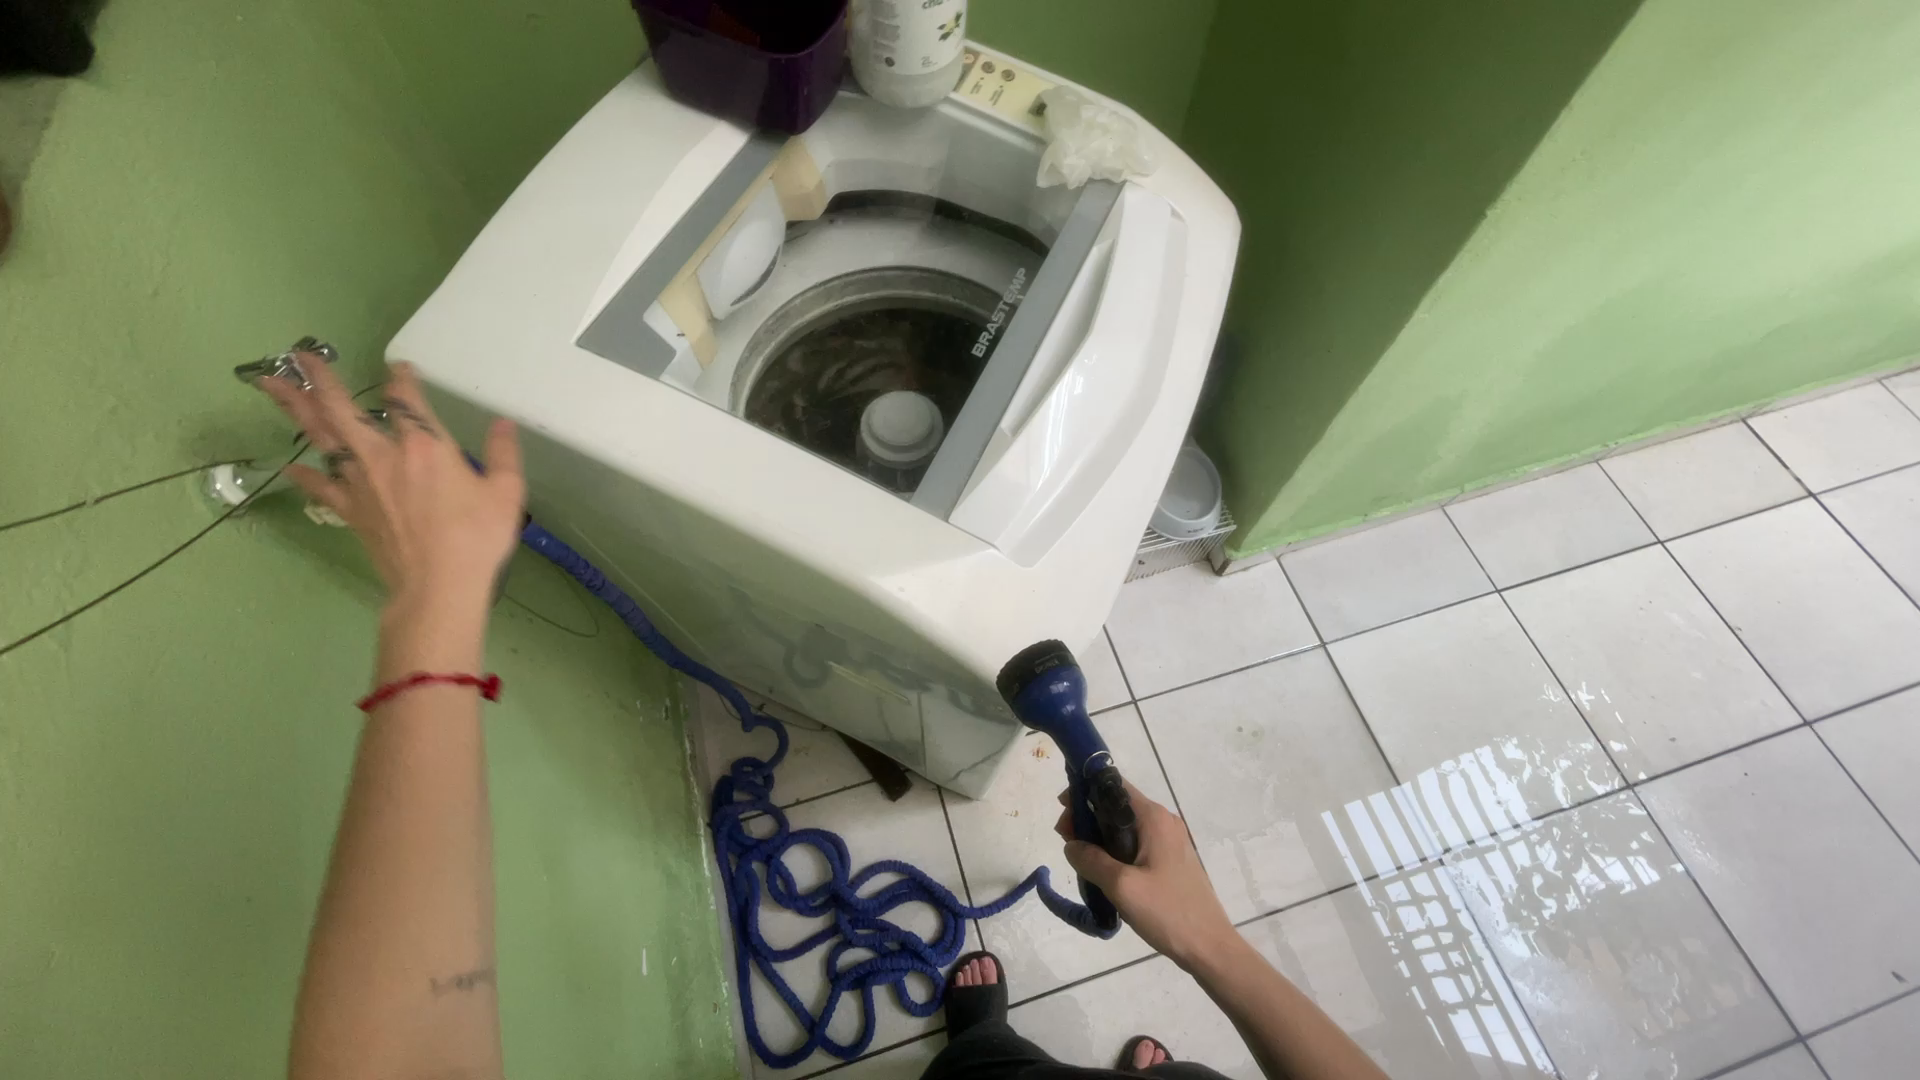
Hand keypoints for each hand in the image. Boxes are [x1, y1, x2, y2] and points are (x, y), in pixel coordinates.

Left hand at [259, 354, 524, 619]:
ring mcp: (360, 482)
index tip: (399, 366)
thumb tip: (502, 423)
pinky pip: (320, 486)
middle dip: (320, 380)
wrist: (438, 584)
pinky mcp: (349, 509)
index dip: (402, 378)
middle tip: (299, 356)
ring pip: (321, 437)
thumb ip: (503, 454)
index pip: (406, 399)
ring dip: (295, 409)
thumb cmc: (478, 536)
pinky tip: (291, 466)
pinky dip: (304, 474)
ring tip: (271, 384)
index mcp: (426, 446)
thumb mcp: (506, 492)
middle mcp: (384, 456)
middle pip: (343, 410)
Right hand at [1055, 783, 1239, 970]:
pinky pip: (1136, 844)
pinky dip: (1115, 851)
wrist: (1210, 948)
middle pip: (1116, 806)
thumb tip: (1071, 845)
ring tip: (1081, 861)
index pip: (1112, 786)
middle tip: (1067, 843)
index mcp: (1153, 818)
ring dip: (1100, 837)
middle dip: (1088, 819)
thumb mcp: (1122, 886)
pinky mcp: (1171, 860)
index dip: (1084, 792)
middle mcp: (1163, 821)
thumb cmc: (1168, 912)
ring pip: (1124, 827)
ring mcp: (1169, 841)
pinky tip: (1104, 873)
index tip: (1064, 814)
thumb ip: (1091, 860)